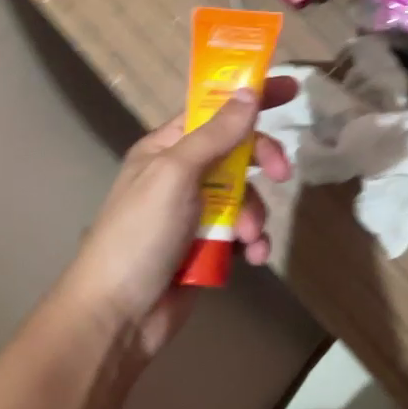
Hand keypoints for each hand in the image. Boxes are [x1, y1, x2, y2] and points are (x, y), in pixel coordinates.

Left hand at [59, 74, 298, 356]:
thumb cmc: (139, 234)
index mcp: (166, 148)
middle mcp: (182, 174)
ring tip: (246, 236)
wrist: (116, 319)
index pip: (214, 108)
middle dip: (262, 159)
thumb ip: (216, 134)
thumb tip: (250, 92)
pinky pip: (242, 230)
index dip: (251, 96)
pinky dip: (252, 241)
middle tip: (282, 172)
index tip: (291, 89)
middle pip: (237, 149)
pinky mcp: (207, 246)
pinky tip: (253, 256)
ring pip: (245, 193)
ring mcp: (195, 212)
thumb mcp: (176, 174)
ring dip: (254, 212)